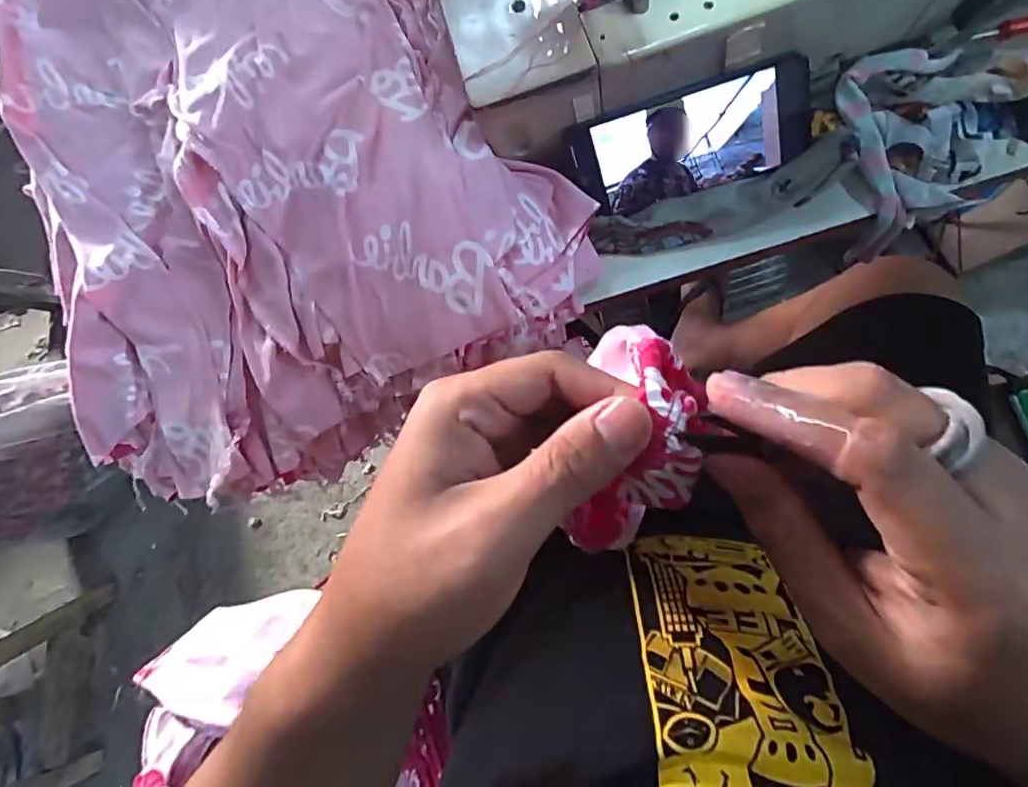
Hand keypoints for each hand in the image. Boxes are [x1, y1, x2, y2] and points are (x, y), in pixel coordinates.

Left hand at [317, 350, 652, 670]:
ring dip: (598, 450)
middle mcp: (472, 411)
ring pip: (556, 428)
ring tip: (645, 478)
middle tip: (660, 459)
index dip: (607, 392)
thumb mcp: (502, 525)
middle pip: (555, 396)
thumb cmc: (424, 586)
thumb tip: (637, 411)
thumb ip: (569, 465)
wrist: (367, 655)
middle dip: (606, 423)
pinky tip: (610, 497)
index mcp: (463, 403)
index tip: (659, 428)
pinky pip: (547, 459)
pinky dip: (581, 475)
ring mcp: (480, 445)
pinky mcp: (491, 477)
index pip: (550, 371)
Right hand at [704, 364, 1027, 772]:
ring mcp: (1006, 461)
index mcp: (972, 568)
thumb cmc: (946, 684)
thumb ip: (790, 540)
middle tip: (727, 398)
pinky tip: (813, 423)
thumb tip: (726, 458)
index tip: (721, 397)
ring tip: (759, 410)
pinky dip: (845, 400)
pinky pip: (908, 402)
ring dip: (816, 387)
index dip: (796, 415)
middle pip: (887, 398)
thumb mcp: (852, 633)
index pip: (881, 456)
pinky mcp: (995, 446)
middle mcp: (1003, 494)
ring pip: (895, 388)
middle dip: (796, 386)